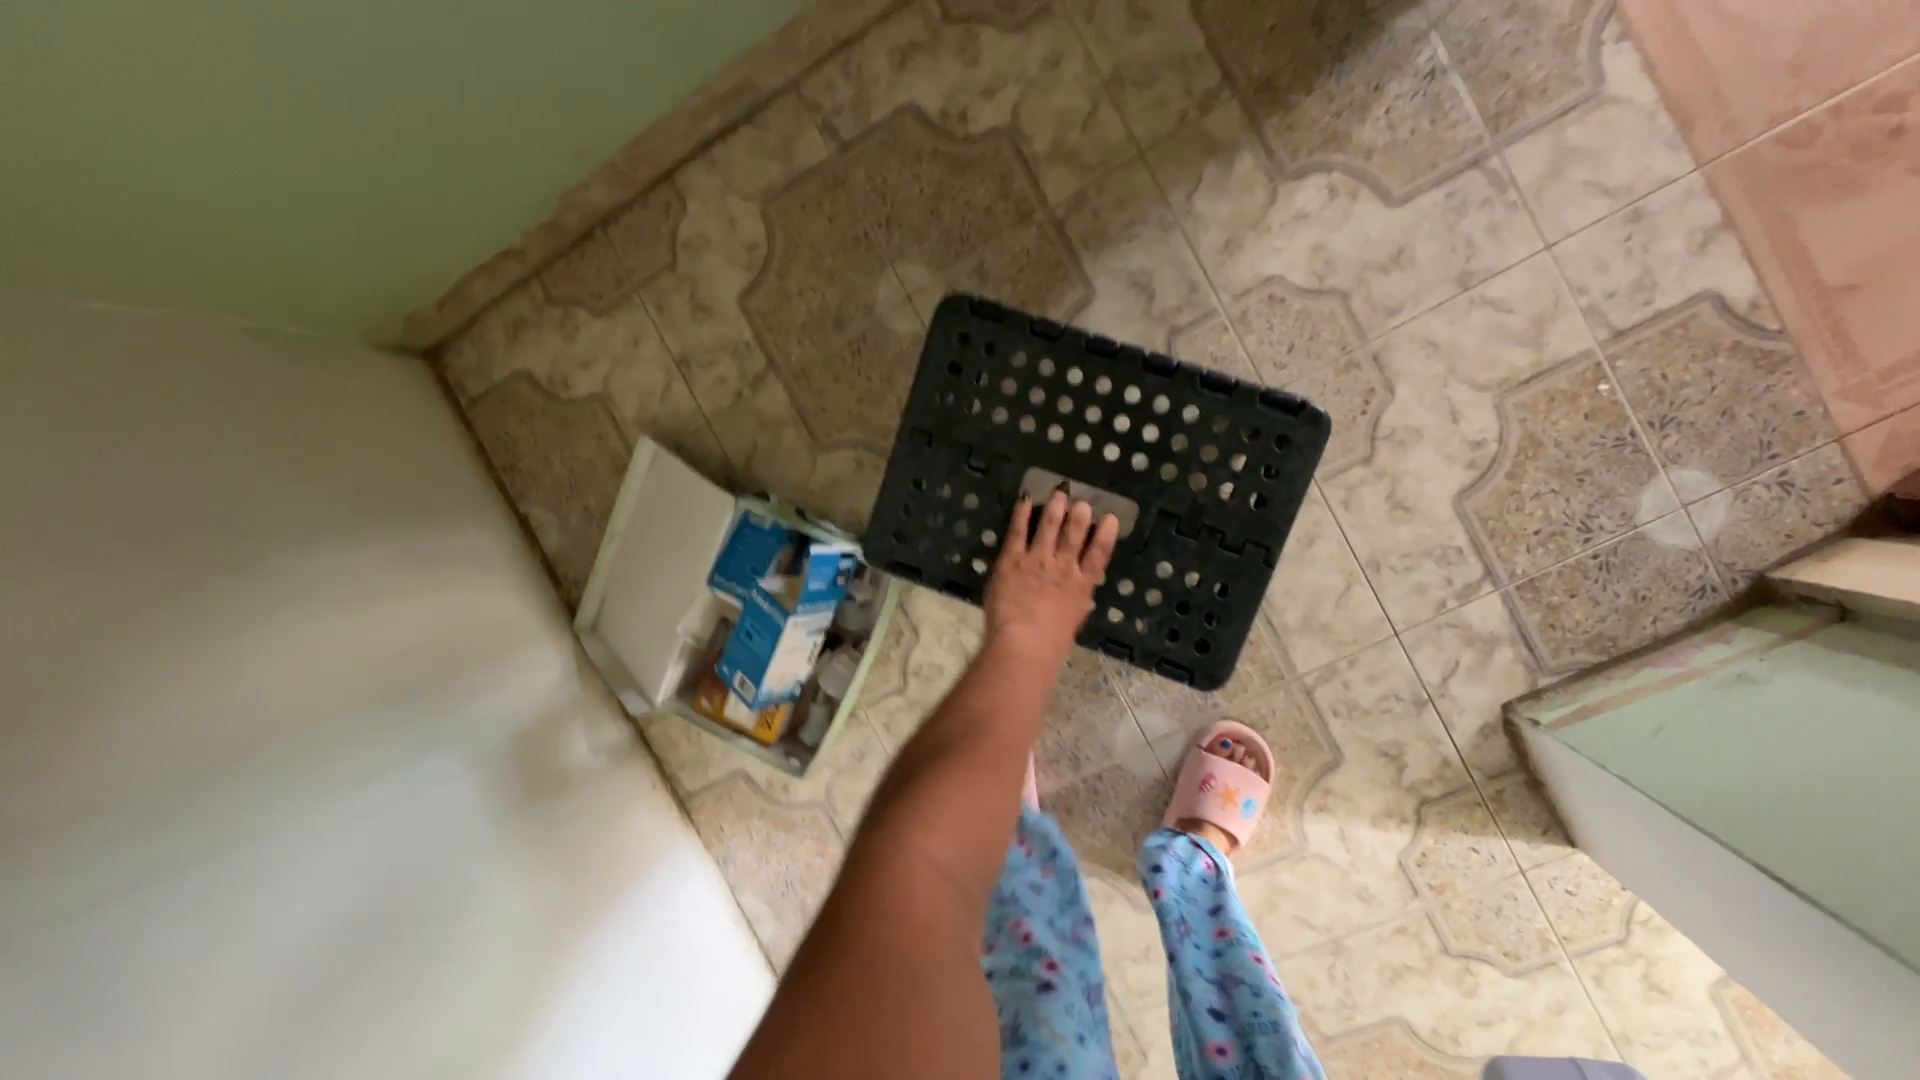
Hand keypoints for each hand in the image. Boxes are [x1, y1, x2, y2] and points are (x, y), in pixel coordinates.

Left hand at [983, 490, 1119, 665]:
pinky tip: (1025, 499)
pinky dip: (1022, 513)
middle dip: (1079, 515)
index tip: (1109, 518)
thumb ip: (1078, 605)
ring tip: (1059, 492)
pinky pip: (1018, 531)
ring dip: (1055, 507)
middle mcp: (1063, 567)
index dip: (1105, 534)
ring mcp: (1037, 559)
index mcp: (1081, 586)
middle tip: (1082, 501)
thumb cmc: (1050, 643)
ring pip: (1050, 526)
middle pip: (1075, 534)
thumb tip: (1085, 599)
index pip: (1099, 554)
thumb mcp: (1073, 623)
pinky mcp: (1012, 559)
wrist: (1024, 642)